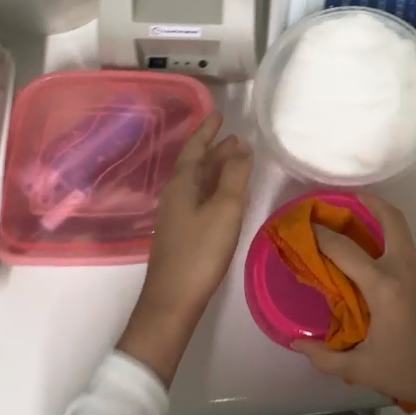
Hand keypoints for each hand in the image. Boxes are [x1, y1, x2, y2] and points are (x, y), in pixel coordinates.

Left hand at [142, 113, 254, 312]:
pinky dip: (215, 186)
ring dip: (217, 168)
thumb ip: (235, 175)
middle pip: (196, 164)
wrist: (173, 300)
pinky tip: (228, 194)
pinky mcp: (182, 232)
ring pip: (199, 181)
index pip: (195, 148)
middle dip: (216, 149)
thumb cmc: (201, 250)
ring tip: (238, 159)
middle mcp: (175, 194)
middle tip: (238, 138)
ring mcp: (176, 214)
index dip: (208, 130)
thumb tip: (242, 146)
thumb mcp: (226, 208)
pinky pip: (200, 197)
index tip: (220, 114)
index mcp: (182, 184)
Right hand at [292, 196, 415, 411]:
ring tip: (395, 288)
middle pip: (391, 218)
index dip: (322, 234)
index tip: (310, 225)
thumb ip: (324, 357)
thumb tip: (296, 345)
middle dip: (372, 202)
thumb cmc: (410, 372)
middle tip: (357, 199)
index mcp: (384, 284)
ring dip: (399, 259)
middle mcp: (412, 265)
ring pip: (412, 251)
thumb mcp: (361, 369)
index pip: (344, 249)